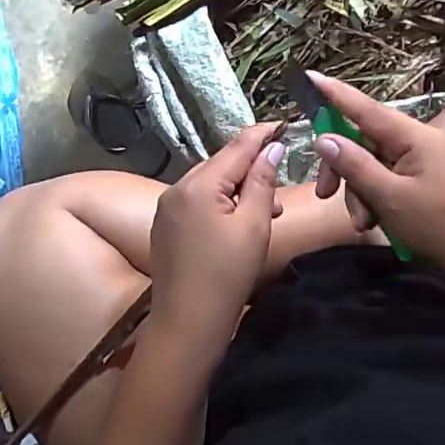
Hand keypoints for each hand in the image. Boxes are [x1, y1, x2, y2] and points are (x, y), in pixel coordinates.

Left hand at [148, 123, 286, 338]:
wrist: (187, 321)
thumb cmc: (227, 273)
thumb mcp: (254, 225)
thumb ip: (262, 181)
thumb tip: (271, 147)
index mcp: (198, 184)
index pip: (236, 147)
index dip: (261, 134)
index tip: (282, 123)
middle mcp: (176, 189)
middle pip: (219, 165)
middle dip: (250, 170)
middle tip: (278, 188)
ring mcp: (165, 208)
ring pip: (207, 185)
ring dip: (235, 191)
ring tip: (264, 212)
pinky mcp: (163, 227)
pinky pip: (195, 203)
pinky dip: (218, 205)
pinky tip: (235, 224)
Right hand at [309, 70, 444, 268]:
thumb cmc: (437, 226)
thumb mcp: (389, 197)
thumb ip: (354, 165)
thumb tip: (324, 139)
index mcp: (415, 138)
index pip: (367, 109)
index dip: (336, 94)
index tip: (311, 76)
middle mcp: (414, 142)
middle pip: (359, 141)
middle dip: (342, 169)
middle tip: (325, 193)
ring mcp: (413, 160)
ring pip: (364, 163)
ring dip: (355, 191)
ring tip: (362, 221)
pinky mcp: (411, 177)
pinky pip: (376, 178)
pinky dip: (367, 197)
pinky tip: (370, 220)